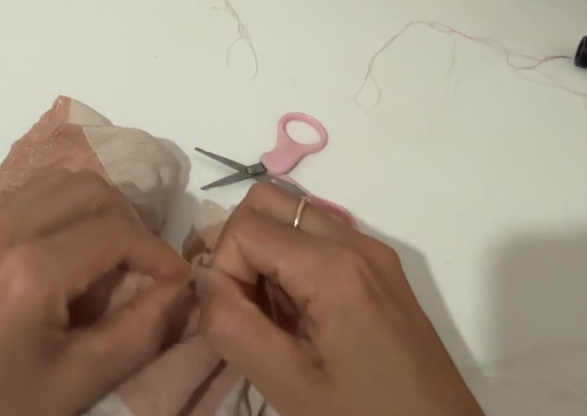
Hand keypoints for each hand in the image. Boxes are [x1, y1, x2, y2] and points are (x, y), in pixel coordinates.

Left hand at [0, 170, 193, 415]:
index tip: (180, 284)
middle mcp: (3, 226)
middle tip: (145, 271)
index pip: (115, 231)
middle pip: (87, 186)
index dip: (158, 253)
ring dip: (93, 211)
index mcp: (31, 266)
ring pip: (56, 182)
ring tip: (111, 264)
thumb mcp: (74, 384)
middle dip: (127, 221)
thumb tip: (180, 290)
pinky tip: (69, 260)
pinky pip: (27, 198)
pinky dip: (60, 212)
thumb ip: (137, 332)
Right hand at [198, 182, 482, 415]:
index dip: (224, 268)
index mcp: (333, 266)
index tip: (238, 319)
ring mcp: (372, 252)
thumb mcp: (289, 386)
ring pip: (292, 211)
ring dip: (267, 248)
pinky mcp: (383, 269)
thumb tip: (203, 280)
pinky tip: (302, 313)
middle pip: (267, 199)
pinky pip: (319, 234)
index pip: (244, 227)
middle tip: (248, 303)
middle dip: (241, 243)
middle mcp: (354, 241)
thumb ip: (232, 325)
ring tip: (274, 311)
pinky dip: (294, 256)